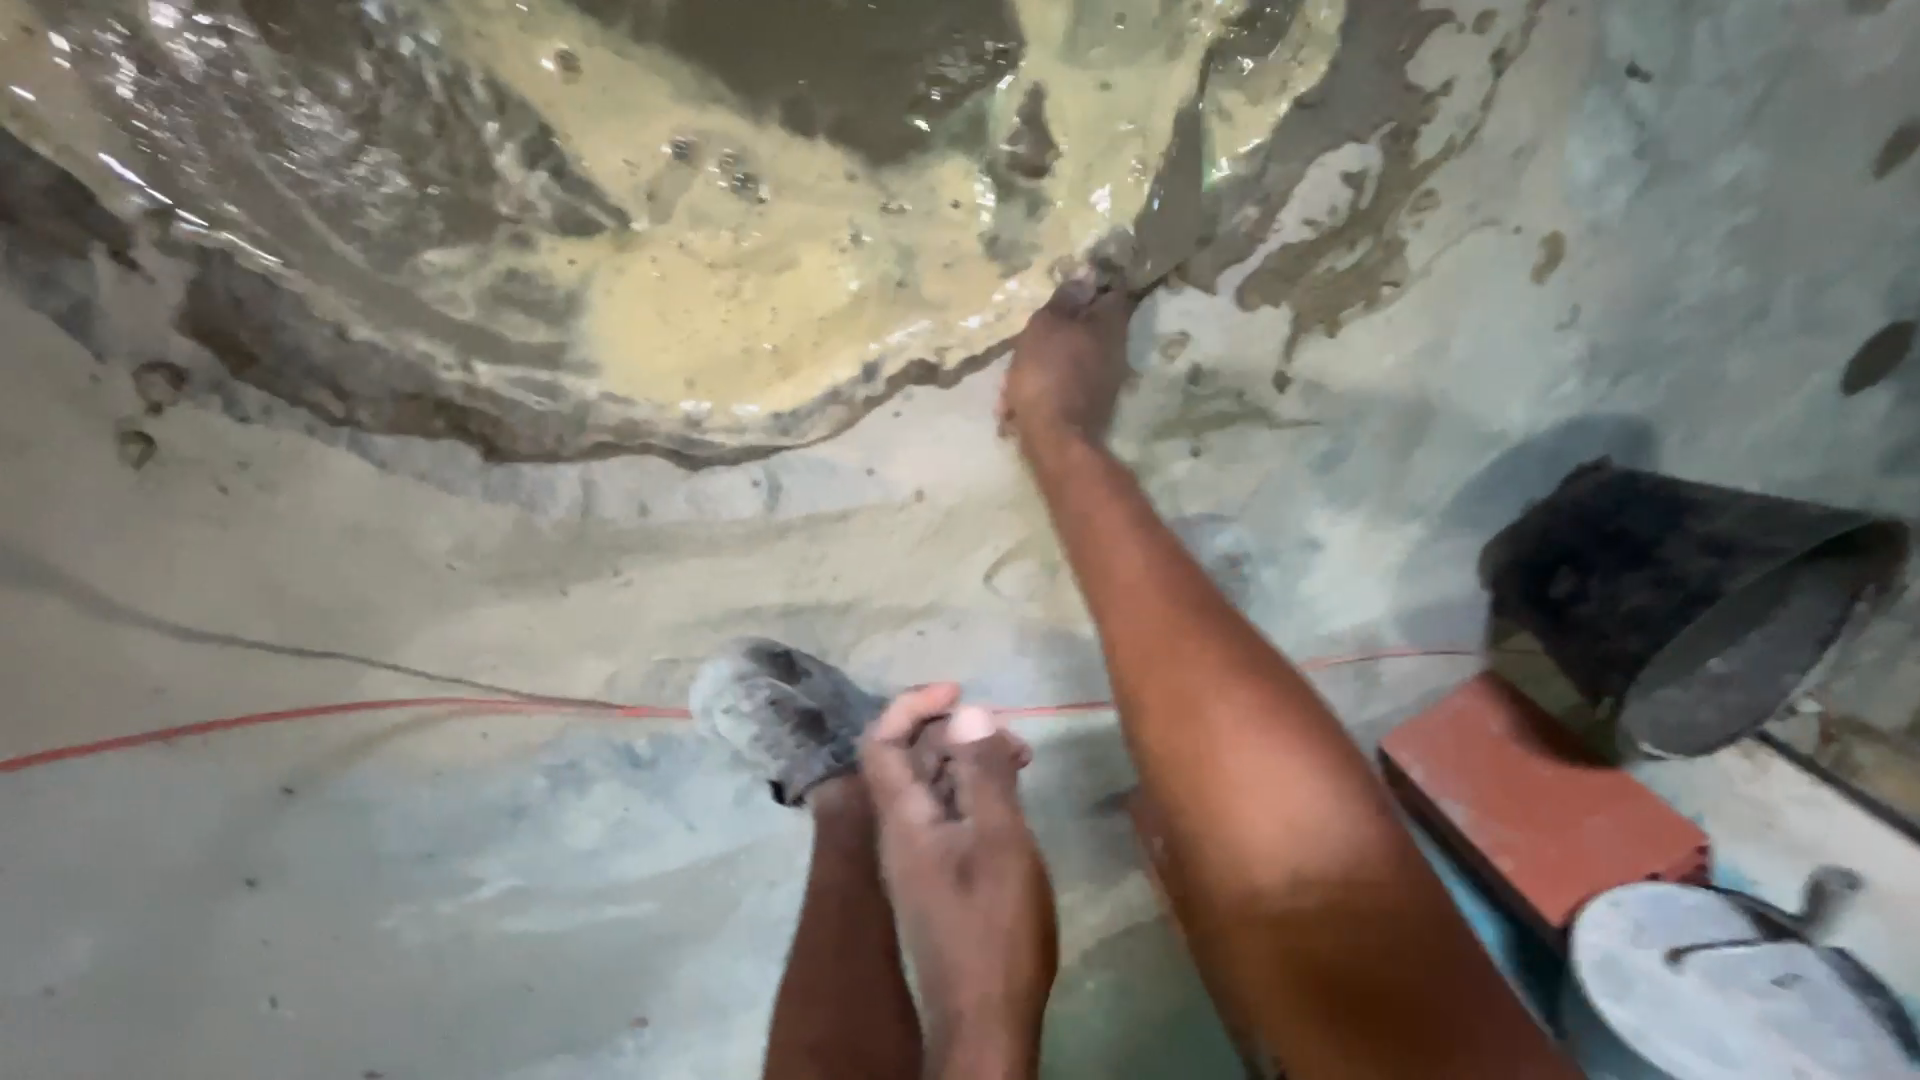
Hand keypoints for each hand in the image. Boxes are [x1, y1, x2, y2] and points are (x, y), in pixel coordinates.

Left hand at [860, 685, 1056, 1078]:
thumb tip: (969, 710)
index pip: (882, 741)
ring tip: (1020, 761)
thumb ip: (983, 773)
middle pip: (911, 760)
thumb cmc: (994, 928)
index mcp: (902, 819)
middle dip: (956, 733)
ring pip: (934, 788)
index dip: (913, 705)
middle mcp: (900, 833)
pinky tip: (1010, 800)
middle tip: (1010, 736)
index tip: (960, 691)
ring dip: (969, 762)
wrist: (985, 1021)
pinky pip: (949, 815)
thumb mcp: (999, 841)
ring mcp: (919, 858)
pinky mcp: (940, 878)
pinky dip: (975, 794)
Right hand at [999, 279, 1133, 446]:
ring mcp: (1107, 381)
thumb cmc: (1048, 372)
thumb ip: (1066, 298)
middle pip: (1093, 326)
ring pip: (1076, 357)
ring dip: (1051, 359)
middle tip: (1035, 331)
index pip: (1113, 292)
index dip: (1093, 286)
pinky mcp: (1093, 405)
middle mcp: (1117, 351)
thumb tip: (1087, 274)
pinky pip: (1069, 383)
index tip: (1068, 289)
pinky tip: (1024, 394)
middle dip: (1064, 327)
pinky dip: (1050, 384)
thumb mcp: (1047, 325)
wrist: (1055, 437)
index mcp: (1110, 325)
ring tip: (1020, 368)